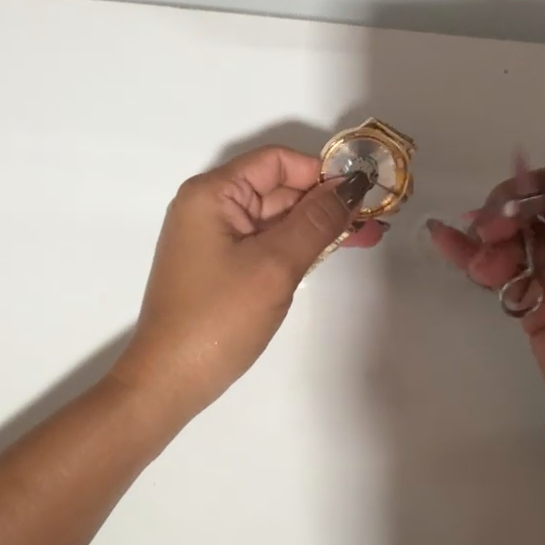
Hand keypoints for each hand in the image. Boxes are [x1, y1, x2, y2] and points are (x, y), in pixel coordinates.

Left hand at [111, 146, 380, 420]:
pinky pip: (267, 241)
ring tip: (368, 236)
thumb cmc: (218, 317)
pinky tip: (333, 250)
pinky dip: (299, 244)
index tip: (362, 193)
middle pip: (278, 187)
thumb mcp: (274, 265)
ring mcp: (215, 237)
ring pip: (276, 217)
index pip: (276, 162)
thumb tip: (352, 184)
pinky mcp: (222, 265)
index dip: (320, 172)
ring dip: (318, 224)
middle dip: (325, 201)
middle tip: (375, 219)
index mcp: (212, 193)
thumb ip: (317, 220)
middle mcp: (210, 206)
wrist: (169, 382)